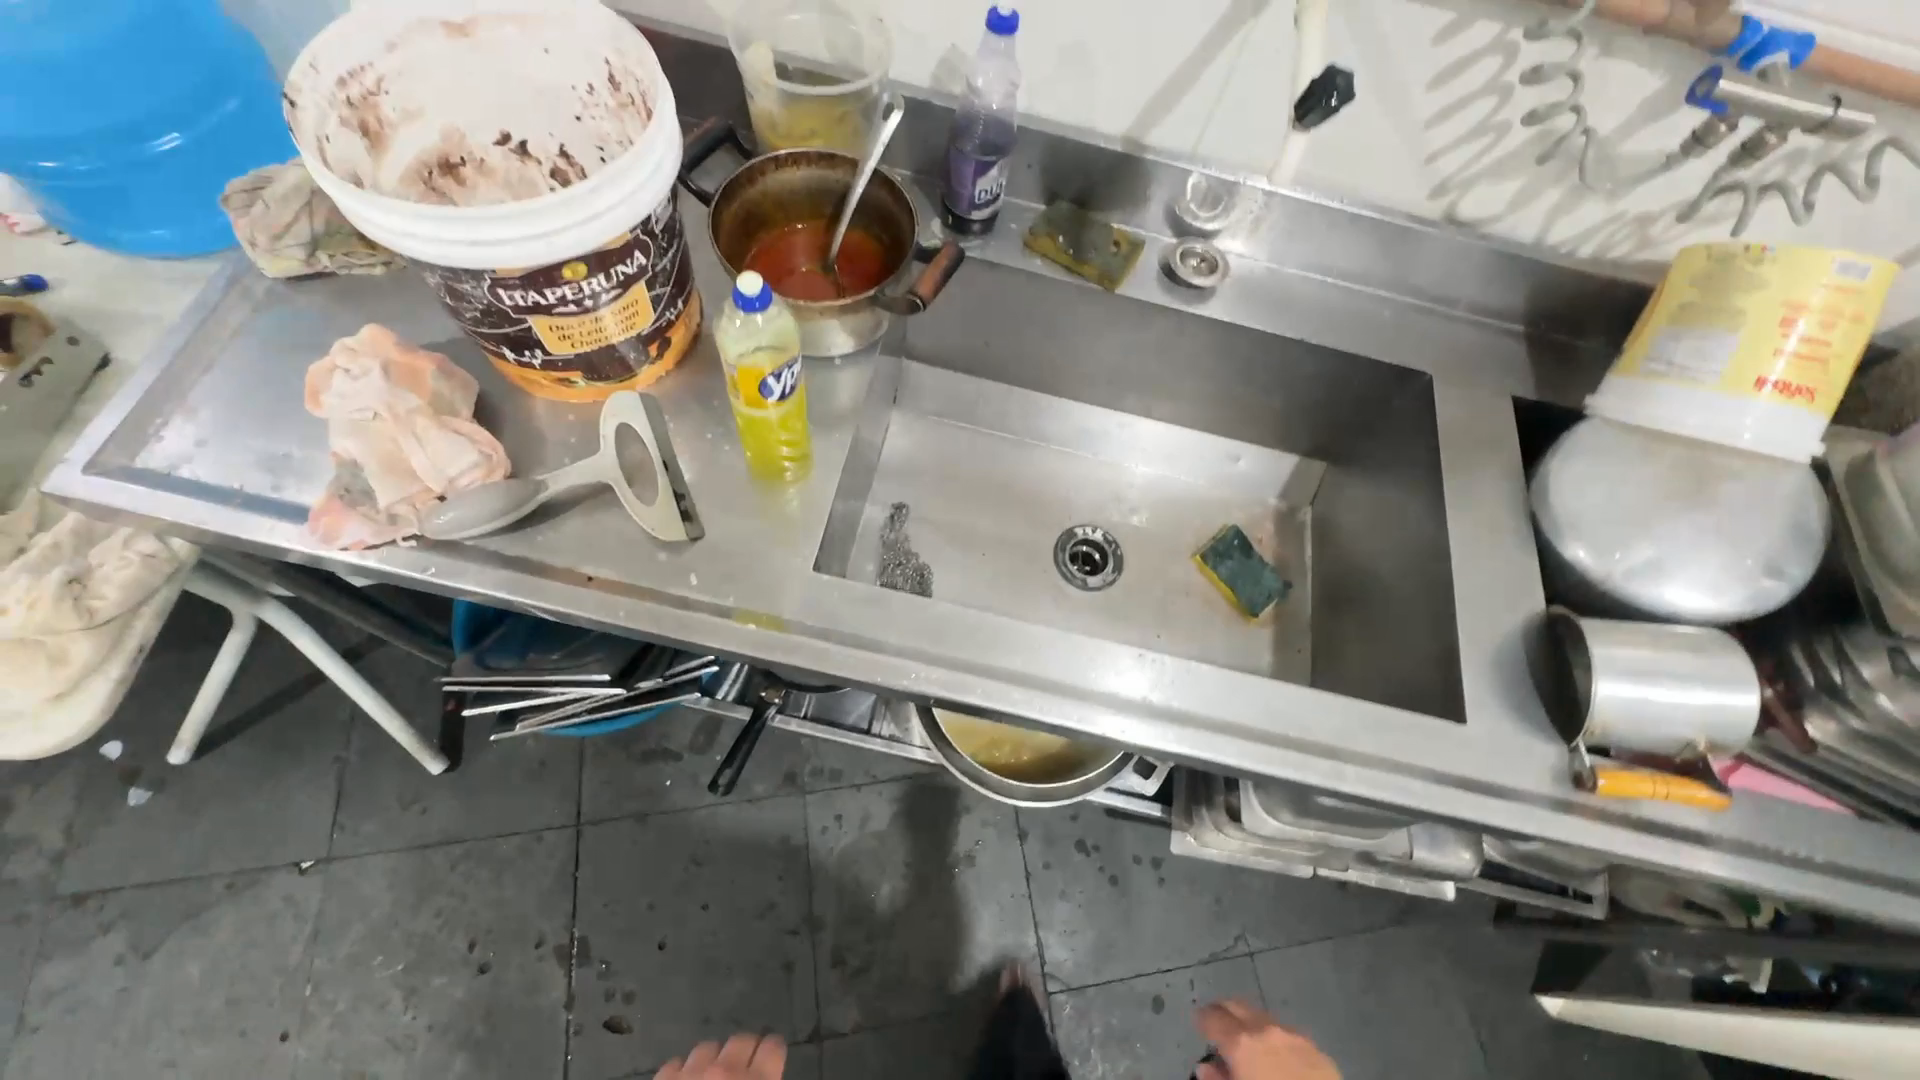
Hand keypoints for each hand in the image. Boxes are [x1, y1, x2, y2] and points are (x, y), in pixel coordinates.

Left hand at [654, 1033, 786, 1079]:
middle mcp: (725, 1069)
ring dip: (713, 1058)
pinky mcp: (662, 1079)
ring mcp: (690, 1073)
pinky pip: (676, 1064)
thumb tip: (768, 1073)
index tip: (773, 1054)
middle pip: (742, 1040)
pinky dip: (683, 1071)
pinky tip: (685, 1079)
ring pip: (707, 1048)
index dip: (774, 1051)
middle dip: (745, 1049)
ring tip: (712, 1070)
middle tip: (744, 1063)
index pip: (774, 1047)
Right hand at [1194, 999, 1338, 1079]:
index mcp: (1241, 1042)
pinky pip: (1287, 1034)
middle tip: (1216, 1022)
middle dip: (1224, 1011)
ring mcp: (1294, 1035)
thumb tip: (1206, 1067)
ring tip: (1247, 1040)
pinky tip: (1276, 1054)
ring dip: (1250, 1023)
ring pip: (1263, 1018)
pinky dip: (1274, 1037)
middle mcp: (1265, 1029)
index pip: (1212, 1017)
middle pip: (1237, 1006)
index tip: (1198, 1023)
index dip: (1202, 1019)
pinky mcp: (1317, 1048)